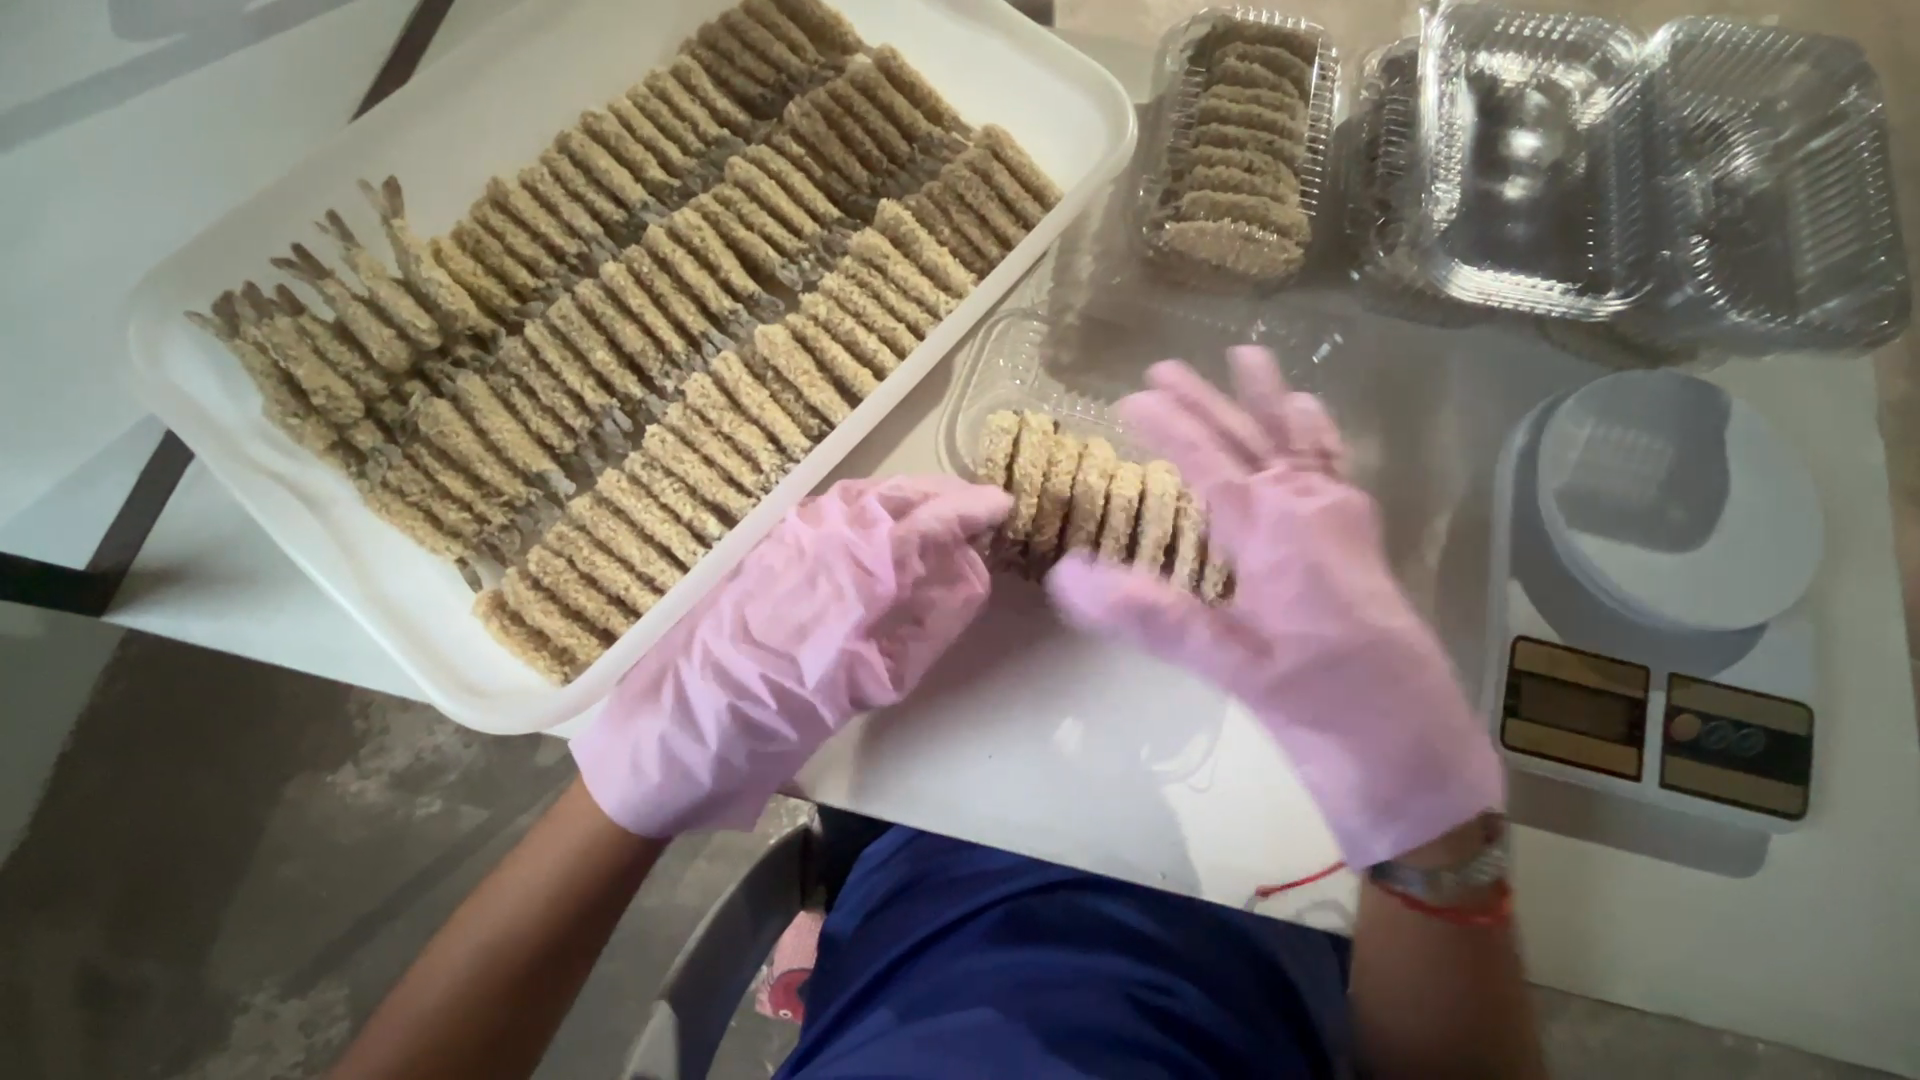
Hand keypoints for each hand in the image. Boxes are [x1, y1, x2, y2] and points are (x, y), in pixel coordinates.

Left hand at [574, 476, 1010, 836]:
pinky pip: (832, 507)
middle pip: (894, 494)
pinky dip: (871, 506)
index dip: (968, 510)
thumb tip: (968, 576)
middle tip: (978, 508)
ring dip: (909, 497)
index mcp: (853, 573)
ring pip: (863, 494)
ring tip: (941, 514)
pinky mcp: (767, 542)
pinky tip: (886, 527)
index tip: (1004, 505)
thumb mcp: (869, 684)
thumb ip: (928, 626)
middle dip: (942, 495)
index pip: (926, 522)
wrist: (681, 726)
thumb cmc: (781, 717)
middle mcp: (820, 535)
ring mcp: (788, 533)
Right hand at [1046, 347, 1501, 867]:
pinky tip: (1312, 436)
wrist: (1410, 742)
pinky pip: (1334, 468)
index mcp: (1271, 526)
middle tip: (1164, 366)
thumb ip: (1148, 615)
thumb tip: (1065, 577)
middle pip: (1249, 437)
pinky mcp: (1362, 541)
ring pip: (1298, 441)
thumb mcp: (1227, 662)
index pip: (1206, 458)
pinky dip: (1317, 439)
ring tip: (1253, 362)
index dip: (1166, 424)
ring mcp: (1342, 519)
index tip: (1127, 398)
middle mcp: (1308, 507)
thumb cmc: (1317, 699)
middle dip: (1205, 399)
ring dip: (1268, 400)